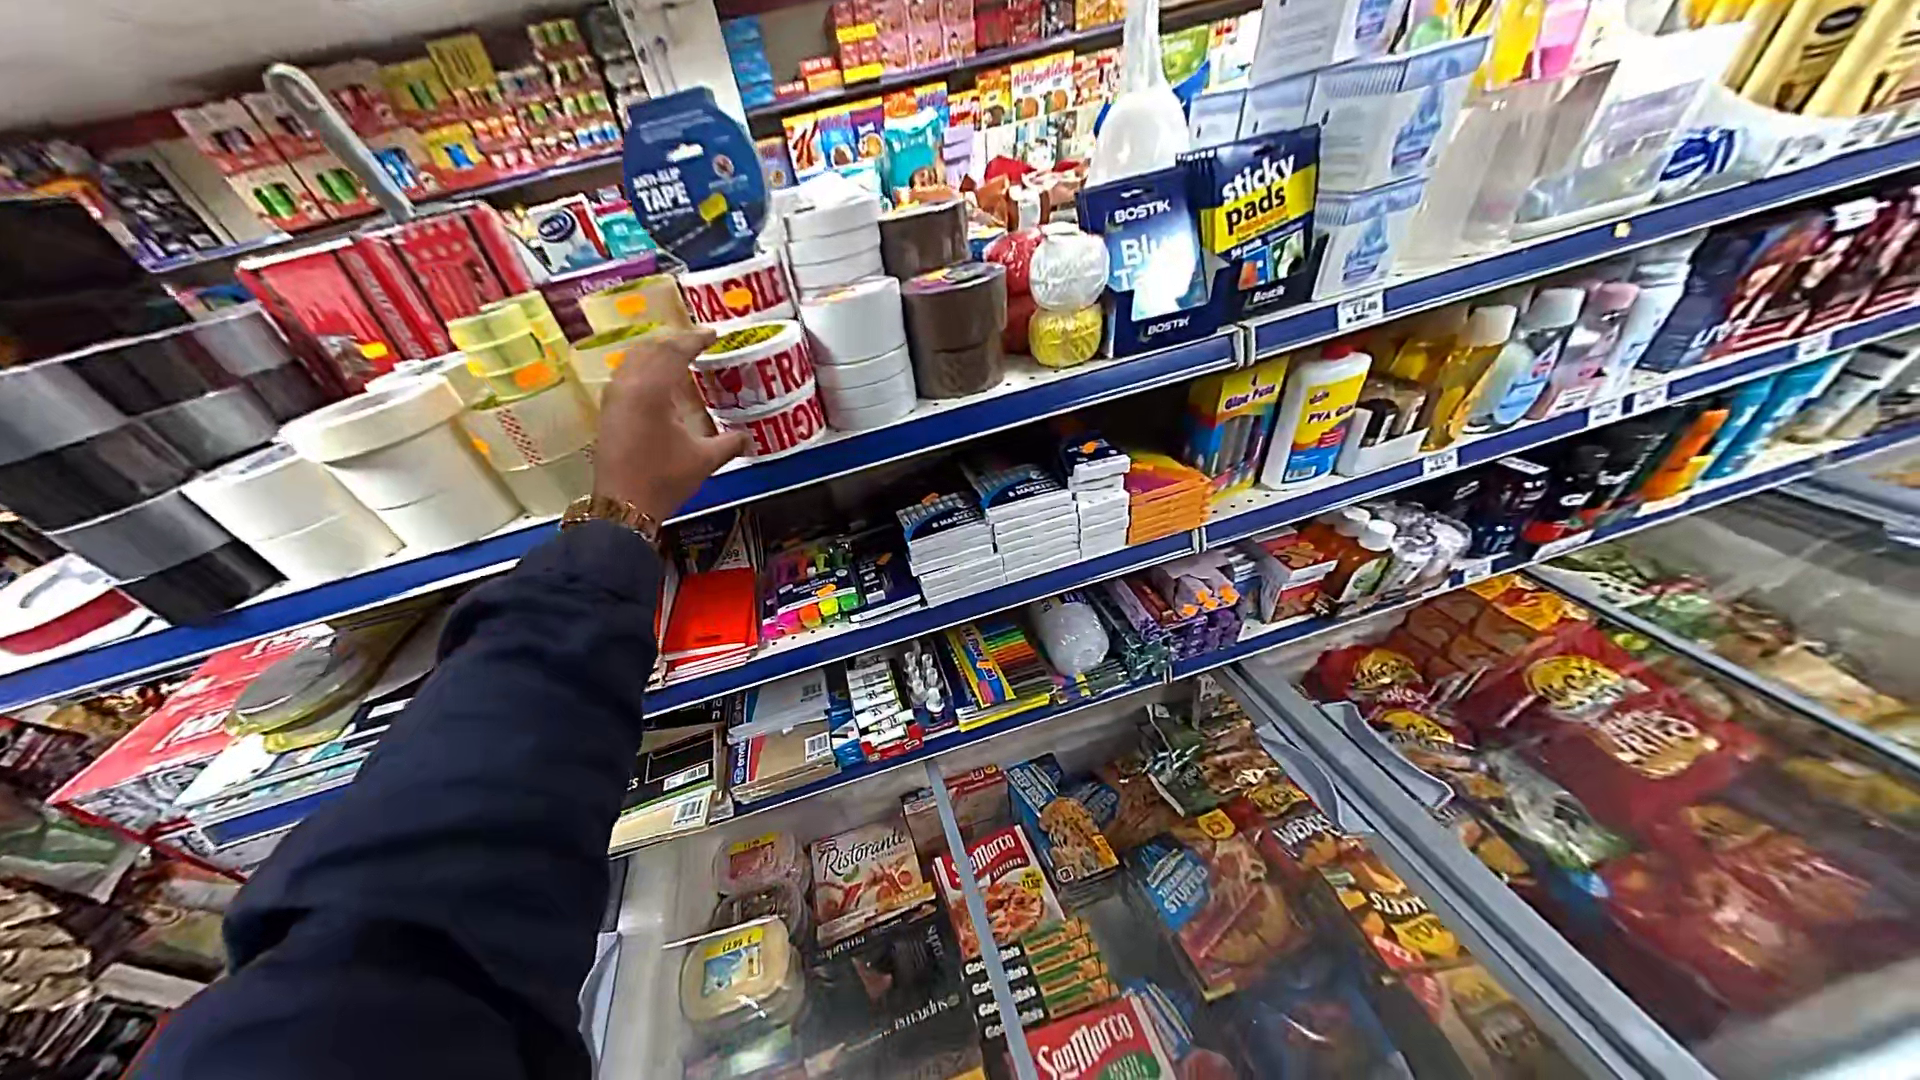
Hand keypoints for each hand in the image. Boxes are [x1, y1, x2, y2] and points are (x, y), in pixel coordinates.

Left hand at [591, 328, 748, 521]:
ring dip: (658, 352)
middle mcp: (628, 385)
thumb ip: (730, 443)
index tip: (714, 334)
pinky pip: (628, 373)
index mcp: (652, 390)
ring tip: (680, 355)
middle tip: (699, 342)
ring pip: (635, 358)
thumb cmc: (664, 479)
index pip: (674, 351)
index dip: (696, 340)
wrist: (624, 504)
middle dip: (675, 341)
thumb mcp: (704, 460)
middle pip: (651, 348)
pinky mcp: (609, 410)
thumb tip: (749, 437)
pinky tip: (660, 379)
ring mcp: (614, 397)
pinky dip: (646, 367)